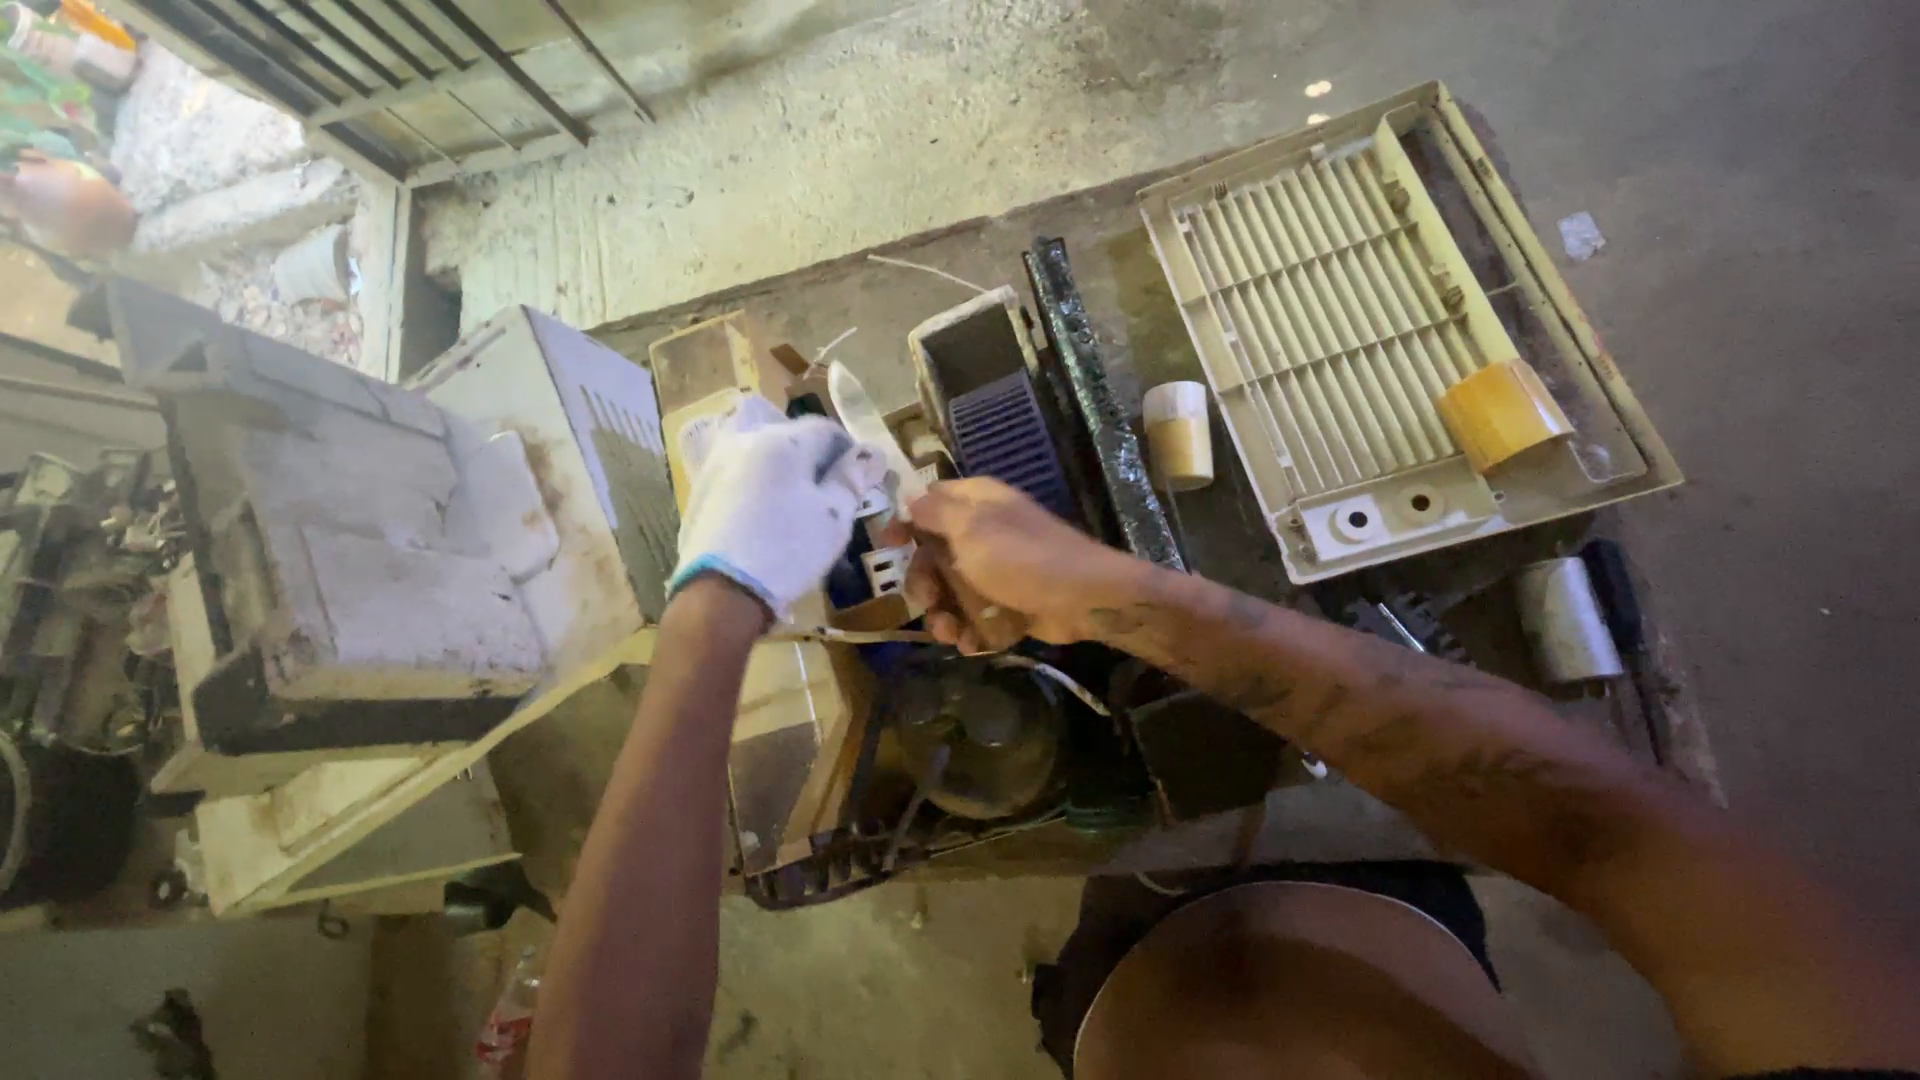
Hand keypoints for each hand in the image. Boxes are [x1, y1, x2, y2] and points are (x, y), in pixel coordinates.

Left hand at [668, 397, 883, 620]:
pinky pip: (736, 466)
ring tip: (792, 494)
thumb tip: (869, 456)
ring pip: (756, 443)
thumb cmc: (787, 551)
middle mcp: (745, 439)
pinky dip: (755, 476)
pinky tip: (763, 510)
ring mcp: (716, 461)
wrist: (721, 593)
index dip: (848, 449)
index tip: (858, 477)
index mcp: (782, 441)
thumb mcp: (833, 517)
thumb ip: (850, 479)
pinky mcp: (699, 488)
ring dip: (779, 458)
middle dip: (810, 448)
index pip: (825, 428)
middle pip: (786, 429)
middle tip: (824, 483)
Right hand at [899, 477, 1130, 650]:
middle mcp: (984, 531)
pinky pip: (976, 613)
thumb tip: (911, 499)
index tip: (888, 546)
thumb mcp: (971, 528)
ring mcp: (997, 568)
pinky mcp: (1009, 600)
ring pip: (952, 589)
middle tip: (926, 600)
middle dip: (923, 582)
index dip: (905, 522)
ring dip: (942, 614)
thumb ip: (936, 512)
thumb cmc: (1021, 557)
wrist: (1081, 597)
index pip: (929, 502)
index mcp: (976, 503)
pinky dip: (969, 629)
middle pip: (934, 554)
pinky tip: (969, 643)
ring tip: (949, 632)